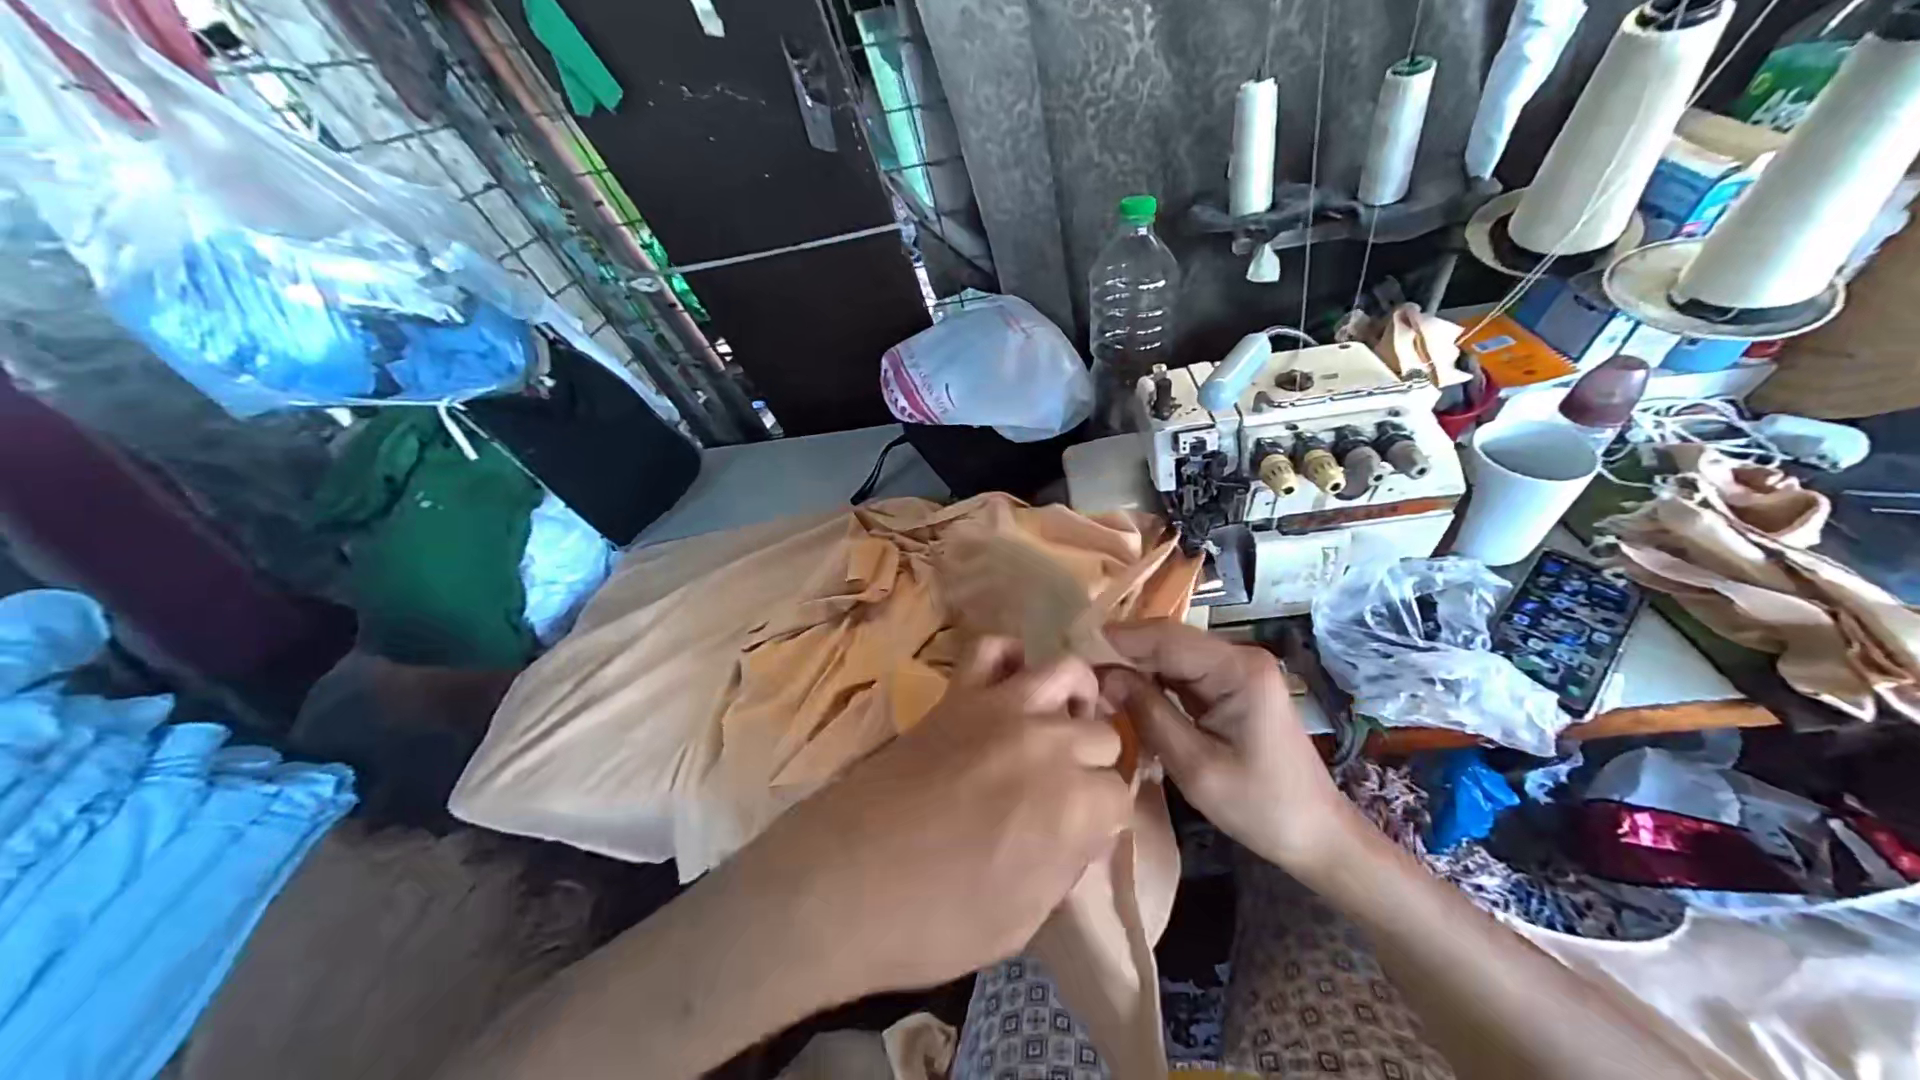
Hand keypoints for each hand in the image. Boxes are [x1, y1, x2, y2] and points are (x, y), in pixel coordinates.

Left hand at [736, 637, 1135, 997]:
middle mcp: (1048, 743)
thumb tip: (1082, 833)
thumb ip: (1066, 866)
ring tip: (1060, 723)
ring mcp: (1000, 709)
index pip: (1120, 796)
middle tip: (1066, 790)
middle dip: (1093, 765)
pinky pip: (992, 649)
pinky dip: (1008, 660)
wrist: (841, 885)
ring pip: (1066, 673)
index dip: (1104, 819)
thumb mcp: (1021, 921)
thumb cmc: (934, 923)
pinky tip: (1009, 687)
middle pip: (1102, 733)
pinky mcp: (957, 696)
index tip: (1082, 835)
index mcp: (1074, 806)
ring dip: (1074, 698)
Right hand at [1103, 620, 1356, 873]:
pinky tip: (1126, 691)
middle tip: (1080, 670)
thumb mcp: (1194, 765)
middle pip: (1168, 640)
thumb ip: (1148, 713)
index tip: (1074, 650)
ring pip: (1172, 653)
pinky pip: (1183, 671)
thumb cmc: (1258, 806)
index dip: (1118, 640)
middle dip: (1124, 652)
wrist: (1315, 834)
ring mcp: (1238, 669)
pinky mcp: (1232, 685)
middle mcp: (1239, 656)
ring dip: (1136, 665)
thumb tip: (1105, 675)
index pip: (1166, 638)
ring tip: (1094, 680)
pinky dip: (1153, 679)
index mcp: (1238, 669)